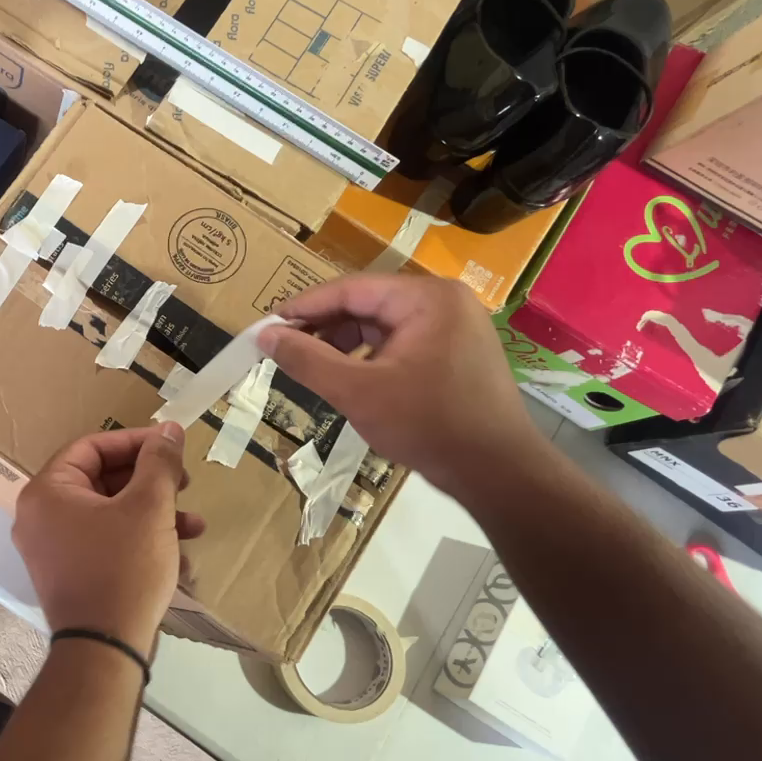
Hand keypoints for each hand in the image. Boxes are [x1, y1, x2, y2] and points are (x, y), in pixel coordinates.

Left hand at [11, 424, 206, 654]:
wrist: (103, 650)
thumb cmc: (122, 570)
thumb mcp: (149, 509)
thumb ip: (159, 463)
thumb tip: (168, 429)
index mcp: (45, 491)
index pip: (91, 447)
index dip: (136, 442)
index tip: (172, 446)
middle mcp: (39, 516)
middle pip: (100, 480)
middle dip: (150, 482)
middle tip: (186, 485)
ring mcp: (50, 548)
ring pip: (108, 514)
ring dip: (153, 514)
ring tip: (194, 526)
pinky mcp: (68, 574)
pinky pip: (104, 543)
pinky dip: (139, 542)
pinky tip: (180, 557)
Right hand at [257, 275, 547, 500]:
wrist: (496, 471)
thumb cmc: (427, 424)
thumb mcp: (356, 391)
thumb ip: (306, 359)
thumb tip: (264, 335)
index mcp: (426, 298)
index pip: (349, 289)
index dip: (303, 307)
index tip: (265, 326)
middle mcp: (443, 301)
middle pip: (364, 303)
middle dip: (321, 326)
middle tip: (283, 349)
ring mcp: (452, 326)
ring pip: (378, 323)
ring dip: (341, 342)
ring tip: (310, 367)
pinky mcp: (453, 351)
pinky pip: (396, 341)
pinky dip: (366, 355)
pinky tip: (345, 379)